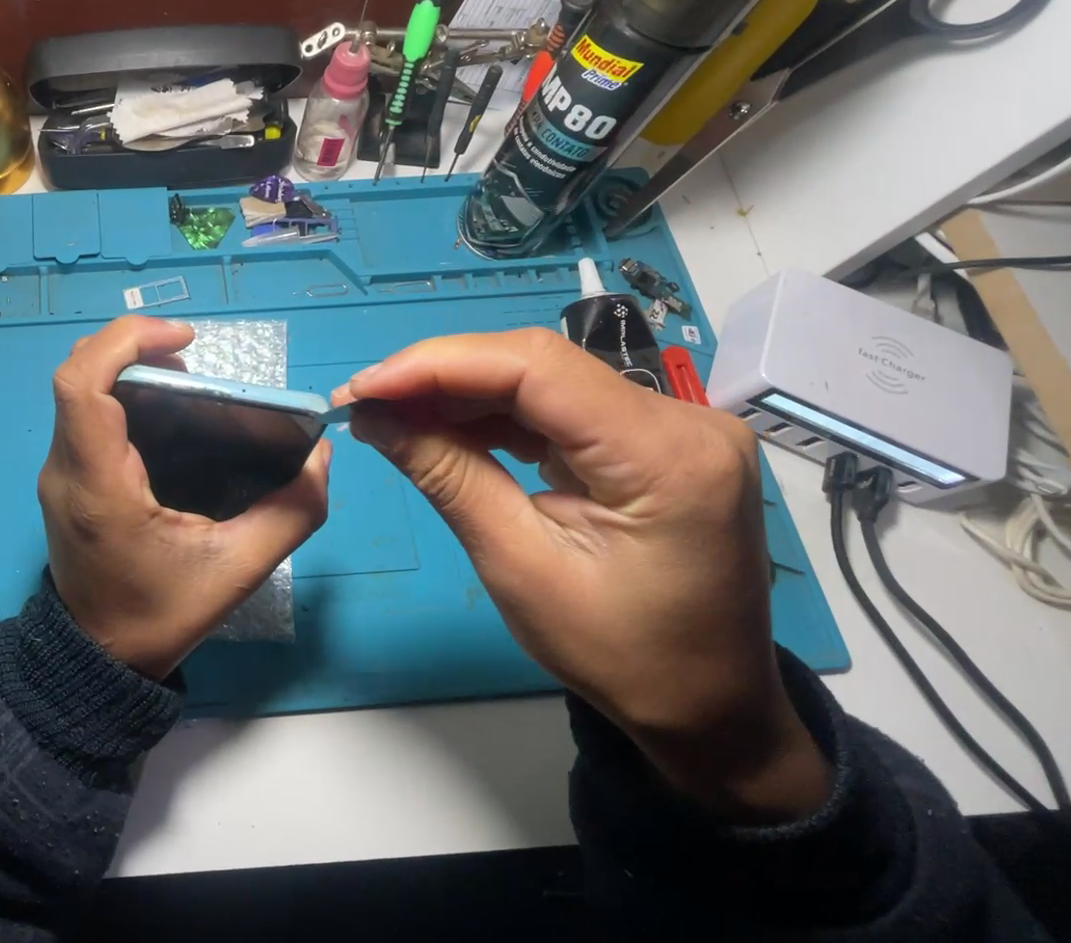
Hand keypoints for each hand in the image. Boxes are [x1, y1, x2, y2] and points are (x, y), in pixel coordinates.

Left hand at [40, 316, 331, 679]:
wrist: (98, 660)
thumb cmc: (159, 616)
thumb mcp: (237, 571)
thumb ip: (290, 513)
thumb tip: (320, 458)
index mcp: (99, 484)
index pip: (82, 384)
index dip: (126, 341)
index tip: (184, 338)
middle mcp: (66, 470)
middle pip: (77, 375)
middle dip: (132, 347)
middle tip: (191, 357)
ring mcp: (58, 475)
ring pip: (77, 393)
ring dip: (123, 367)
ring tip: (184, 379)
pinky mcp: (65, 482)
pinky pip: (82, 417)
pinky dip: (117, 394)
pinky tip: (164, 414)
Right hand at [332, 329, 828, 821]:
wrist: (707, 705)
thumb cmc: (618, 654)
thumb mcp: (519, 566)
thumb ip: (449, 478)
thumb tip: (373, 419)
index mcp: (664, 455)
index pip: (536, 368)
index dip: (438, 365)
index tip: (364, 388)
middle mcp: (681, 419)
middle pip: (537, 365)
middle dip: (439, 378)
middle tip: (363, 403)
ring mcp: (671, 426)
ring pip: (542, 382)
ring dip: (459, 396)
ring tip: (389, 417)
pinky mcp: (651, 440)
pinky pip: (557, 409)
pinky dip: (492, 417)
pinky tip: (441, 429)